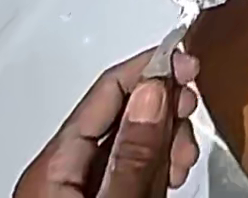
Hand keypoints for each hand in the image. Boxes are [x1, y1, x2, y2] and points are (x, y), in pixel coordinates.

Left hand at [14, 47, 201, 197]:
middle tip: (193, 108)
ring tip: (185, 157)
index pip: (108, 88)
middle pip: (122, 111)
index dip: (153, 66)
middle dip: (165, 104)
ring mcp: (76, 191)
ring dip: (167, 136)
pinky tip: (173, 173)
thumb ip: (133, 153)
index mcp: (54, 166)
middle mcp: (61, 172)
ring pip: (132, 138)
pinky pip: (130, 167)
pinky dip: (157, 162)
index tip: (191, 63)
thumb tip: (154, 87)